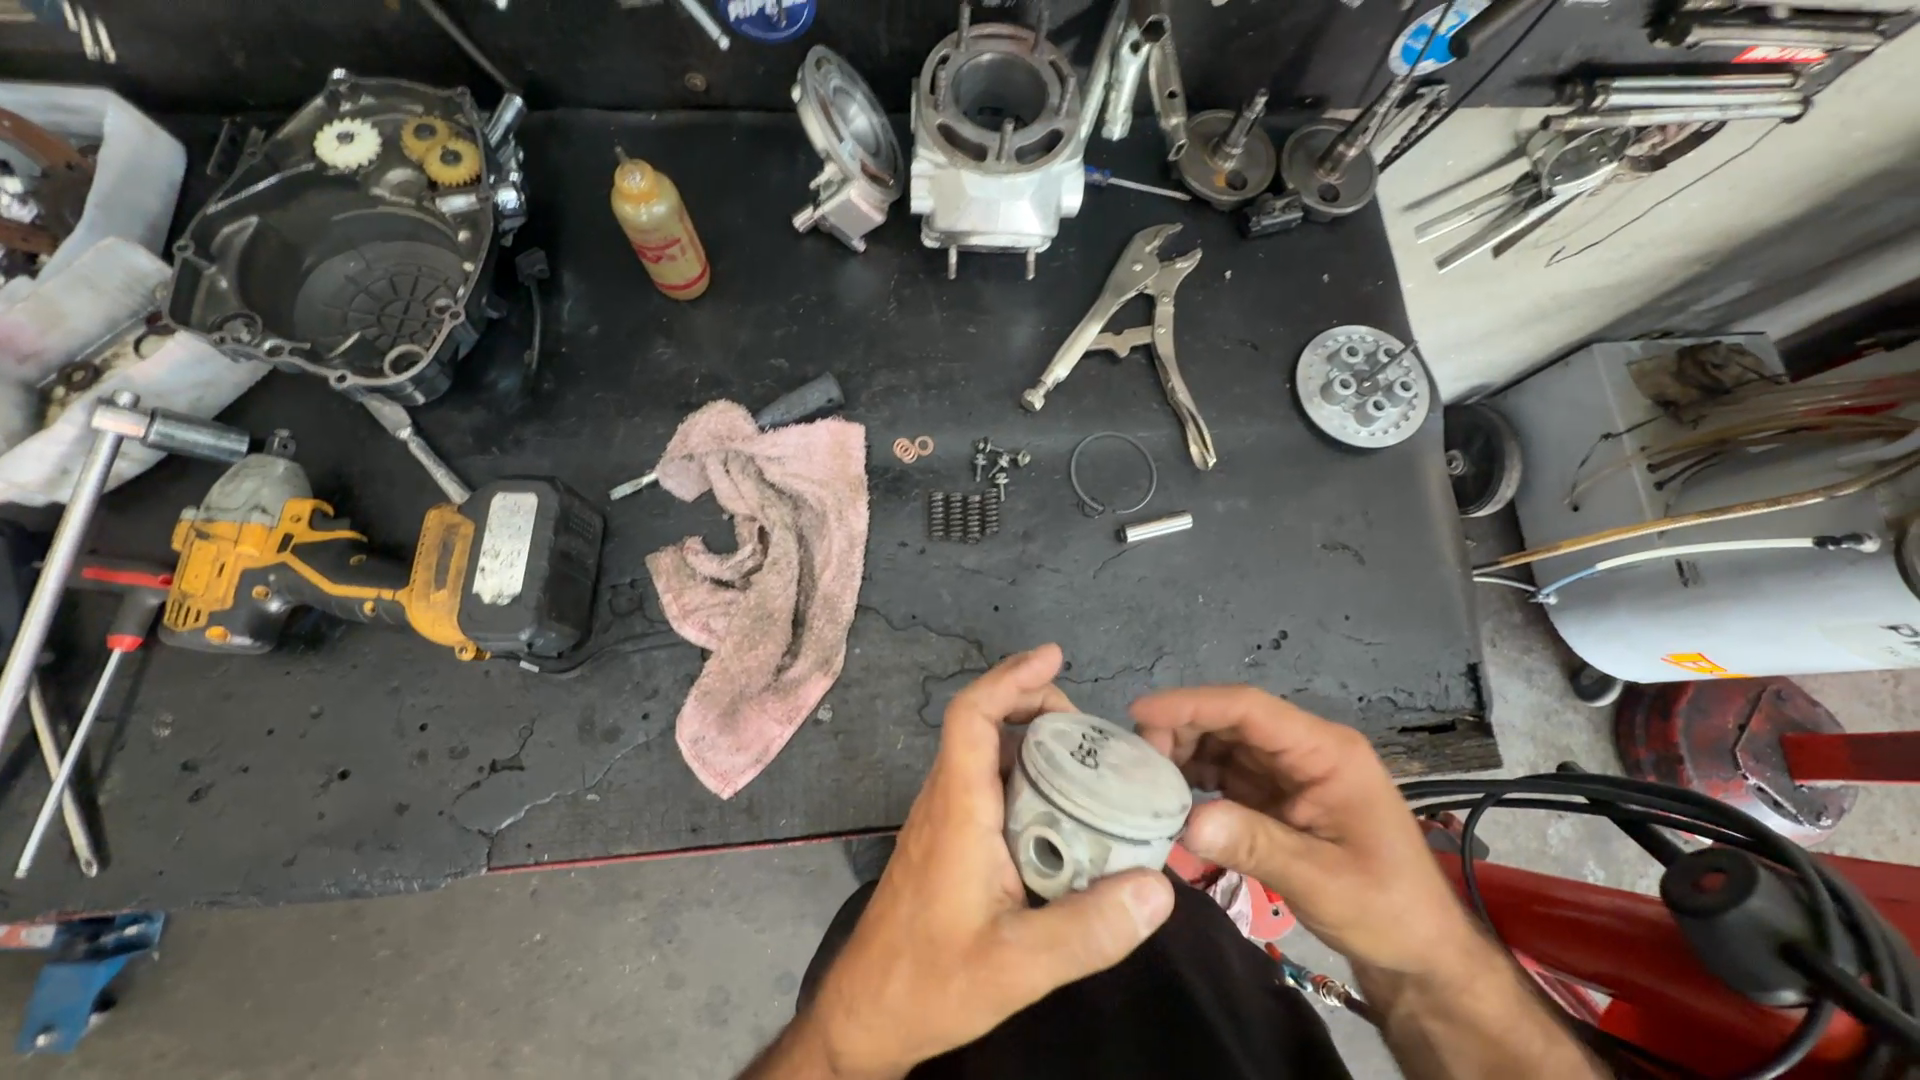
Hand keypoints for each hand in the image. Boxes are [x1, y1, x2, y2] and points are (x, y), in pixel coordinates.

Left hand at [796, 646, 1175, 1078]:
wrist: (868, 1013)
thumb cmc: (931, 981)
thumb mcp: (1019, 966)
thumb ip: (1089, 929)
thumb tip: (1159, 885)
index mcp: (958, 808)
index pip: (973, 716)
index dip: (1011, 677)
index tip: (1053, 657)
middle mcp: (946, 800)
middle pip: (985, 725)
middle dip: (1036, 706)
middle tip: (1094, 732)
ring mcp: (943, 820)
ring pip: (986, 755)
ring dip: (1032, 741)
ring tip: (1088, 763)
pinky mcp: (948, 842)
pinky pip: (987, 785)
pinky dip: (1025, 775)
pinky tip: (1061, 812)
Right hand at [1131, 686, 1476, 979]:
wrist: (1420, 952)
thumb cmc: (1386, 909)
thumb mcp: (1322, 881)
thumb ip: (1256, 845)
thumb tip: (1186, 822)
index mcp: (1326, 752)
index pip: (1249, 708)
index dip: (1191, 705)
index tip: (1139, 714)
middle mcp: (1304, 751)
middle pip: (1230, 721)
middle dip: (1179, 731)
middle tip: (1134, 762)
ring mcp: (1289, 772)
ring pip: (1222, 744)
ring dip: (1182, 754)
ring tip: (1142, 781)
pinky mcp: (1276, 796)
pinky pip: (1226, 774)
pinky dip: (1194, 780)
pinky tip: (1168, 799)